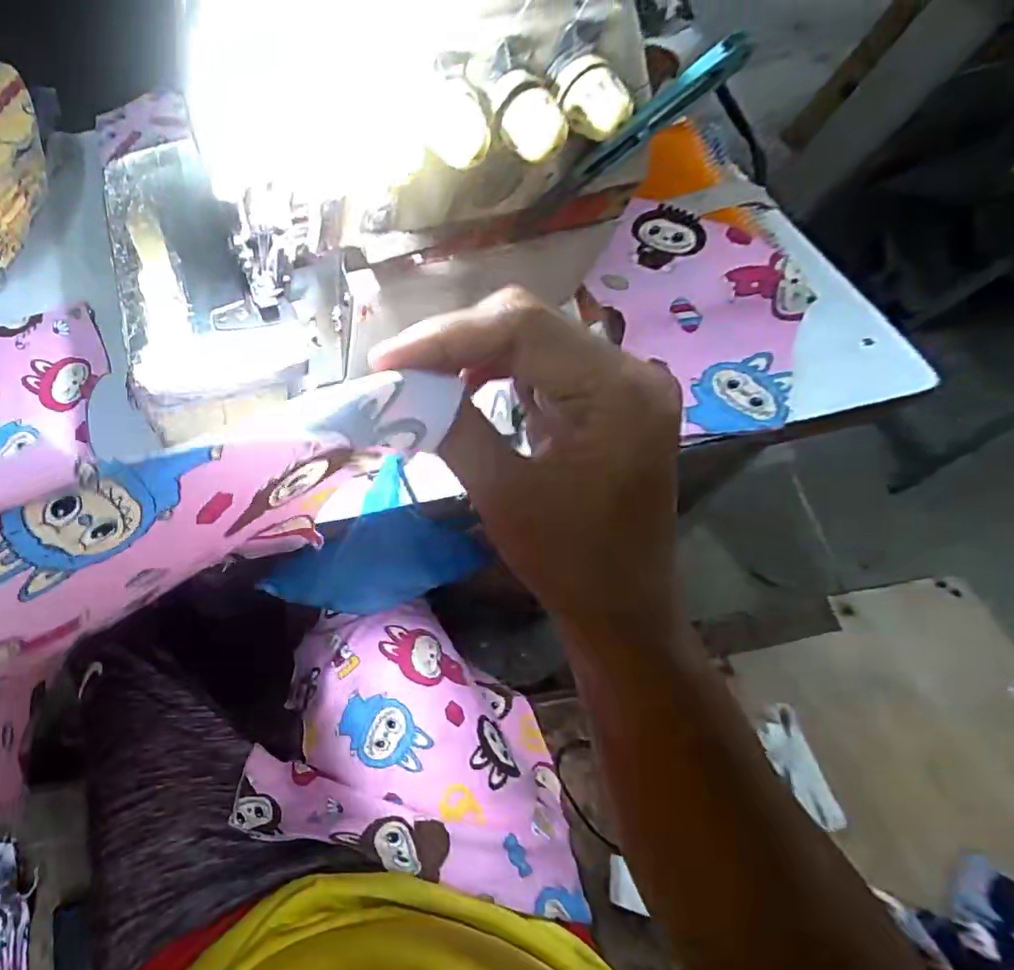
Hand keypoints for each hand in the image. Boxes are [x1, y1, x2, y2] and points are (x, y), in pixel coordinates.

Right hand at [372, 286, 683, 631]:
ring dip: (469, 349)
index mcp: (615, 391)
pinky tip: (460, 385)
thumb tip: (403, 390)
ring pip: (533, 336)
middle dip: (453, 338)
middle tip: (395, 367)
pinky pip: (543, 364)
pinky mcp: (606, 401)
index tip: (385, 361)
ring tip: (417, 373)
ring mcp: (621, 383)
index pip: (521, 329)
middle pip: (529, 321)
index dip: (444, 337)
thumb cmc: (565, 559)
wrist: (621, 604)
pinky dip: (494, 368)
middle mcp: (629, 371)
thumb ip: (456, 429)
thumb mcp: (501, 493)